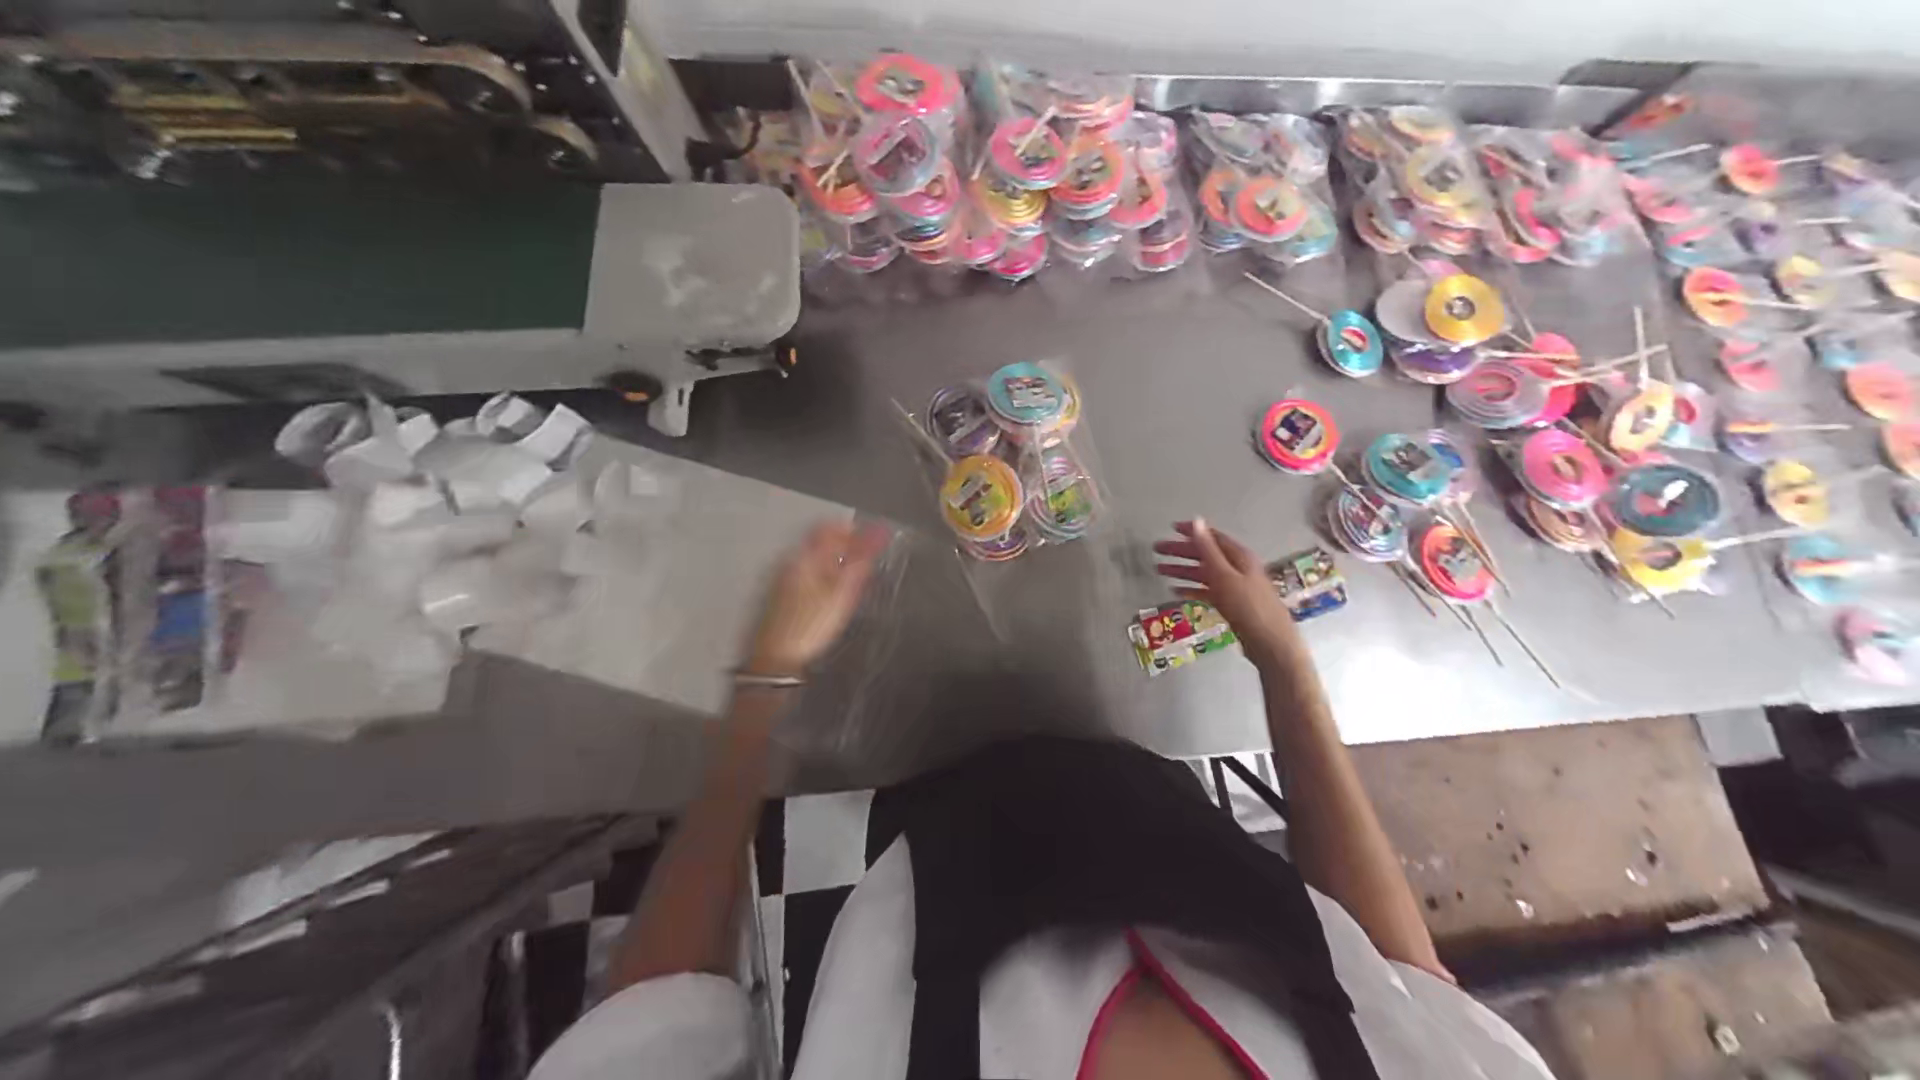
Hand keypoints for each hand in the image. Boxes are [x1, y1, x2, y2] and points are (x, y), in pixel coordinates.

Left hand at [743, 521, 891, 676]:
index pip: (827, 528)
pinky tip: (830, 596)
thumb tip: (879, 532)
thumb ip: (860, 561)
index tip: (870, 543)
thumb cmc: (811, 626)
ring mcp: (779, 578)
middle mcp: (788, 562)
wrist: (775, 660)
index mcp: (803, 557)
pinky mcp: (777, 595)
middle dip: (844, 548)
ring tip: (851, 582)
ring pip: (811, 559)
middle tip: (864, 564)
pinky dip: (821, 576)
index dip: (851, 531)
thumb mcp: (841, 594)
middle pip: (818, 542)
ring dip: (833, 563)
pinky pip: (803, 574)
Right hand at [1153, 519, 1296, 660]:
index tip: (1171, 528)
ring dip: (1182, 570)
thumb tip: (1196, 521)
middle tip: (1157, 550)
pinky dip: (1192, 589)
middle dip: (1181, 551)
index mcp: (1239, 556)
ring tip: (1159, 569)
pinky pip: (1207, 591)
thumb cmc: (1247, 606)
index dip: (1192, 532)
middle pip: (1205, 555)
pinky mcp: (1231, 604)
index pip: (1212, 537)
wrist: (1270, 643)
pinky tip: (1176, 591)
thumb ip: (1208, 549)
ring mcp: (1235, 587)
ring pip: (1204, 573)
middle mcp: (1237, 568)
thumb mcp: (1224, 575)